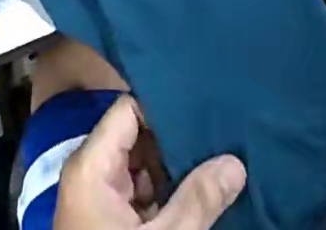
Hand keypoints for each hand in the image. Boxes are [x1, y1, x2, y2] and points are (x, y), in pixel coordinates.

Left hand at [54, 95, 246, 229]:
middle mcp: (90, 173)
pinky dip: (164, 194)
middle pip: (134, 137)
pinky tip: (198, 192)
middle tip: (216, 135)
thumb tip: (235, 163)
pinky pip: (138, 194)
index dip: (163, 108)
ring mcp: (97, 199)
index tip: (201, 108)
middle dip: (174, 141)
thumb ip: (199, 199)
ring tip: (214, 158)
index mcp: (92, 165)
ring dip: (173, 170)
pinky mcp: (106, 223)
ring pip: (139, 167)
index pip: (127, 111)